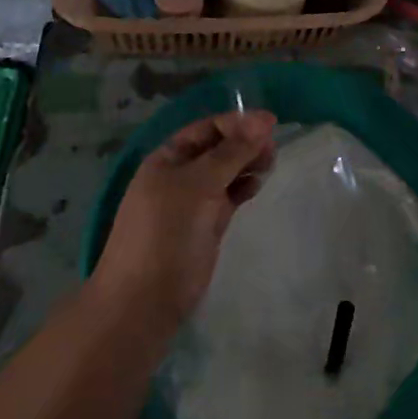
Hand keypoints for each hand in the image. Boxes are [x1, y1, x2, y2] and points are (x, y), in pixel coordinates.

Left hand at [90, 110, 276, 327]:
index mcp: (168, 158)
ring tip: (269, 164)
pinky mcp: (208, 224)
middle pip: (218, 148)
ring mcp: (194, 201)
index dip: (237, 123)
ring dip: (247, 163)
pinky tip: (257, 185)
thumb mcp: (198, 184)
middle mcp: (180, 175)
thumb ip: (231, 153)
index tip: (271, 123)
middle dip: (245, 142)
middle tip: (272, 149)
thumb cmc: (166, 232)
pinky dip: (244, 187)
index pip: (206, 128)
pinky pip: (229, 196)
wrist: (145, 298)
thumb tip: (263, 120)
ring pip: (226, 172)